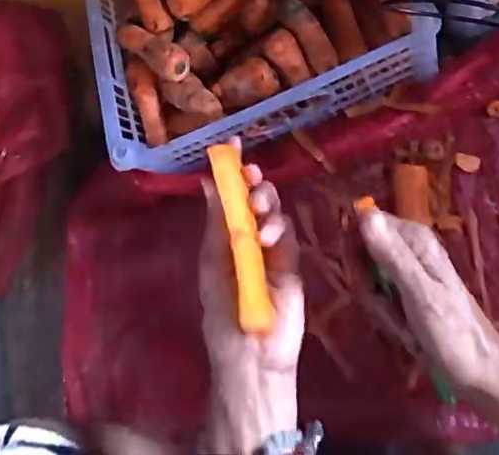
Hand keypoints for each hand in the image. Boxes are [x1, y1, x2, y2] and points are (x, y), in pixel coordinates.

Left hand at [199, 158, 303, 453]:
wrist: (250, 355)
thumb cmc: (222, 311)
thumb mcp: (212, 261)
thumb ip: (215, 221)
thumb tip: (206, 180)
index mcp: (225, 232)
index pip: (230, 193)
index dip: (232, 168)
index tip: (233, 143)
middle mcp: (250, 234)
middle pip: (255, 195)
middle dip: (253, 180)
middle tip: (249, 173)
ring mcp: (273, 247)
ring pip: (274, 208)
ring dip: (266, 199)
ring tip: (257, 207)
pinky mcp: (293, 262)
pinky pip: (289, 233)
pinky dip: (278, 227)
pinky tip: (268, 235)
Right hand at [358, 208, 498, 415]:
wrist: (484, 376)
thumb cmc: (454, 335)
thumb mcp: (419, 294)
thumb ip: (392, 254)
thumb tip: (364, 213)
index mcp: (414, 237)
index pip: (364, 222)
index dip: (356, 250)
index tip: (364, 279)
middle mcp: (410, 245)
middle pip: (364, 250)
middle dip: (368, 283)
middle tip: (387, 308)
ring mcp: (410, 268)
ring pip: (369, 275)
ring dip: (379, 304)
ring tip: (402, 325)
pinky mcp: (409, 291)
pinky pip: (381, 293)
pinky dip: (387, 314)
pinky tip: (404, 331)